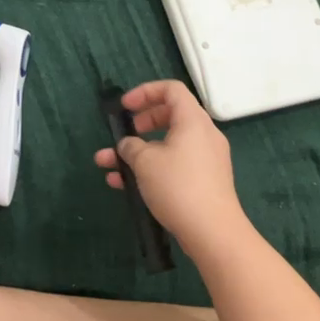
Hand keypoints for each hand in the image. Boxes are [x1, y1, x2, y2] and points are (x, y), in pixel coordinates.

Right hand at [94, 80, 249, 249]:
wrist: (212, 231)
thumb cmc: (178, 186)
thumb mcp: (145, 162)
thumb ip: (131, 147)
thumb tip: (128, 145)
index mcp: (193, 120)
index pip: (171, 90)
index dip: (145, 92)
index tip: (125, 107)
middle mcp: (203, 135)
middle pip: (170, 116)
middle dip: (140, 124)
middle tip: (123, 135)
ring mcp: (205, 160)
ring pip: (167, 146)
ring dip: (137, 153)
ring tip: (108, 166)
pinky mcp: (203, 182)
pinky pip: (173, 165)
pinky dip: (151, 169)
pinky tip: (124, 186)